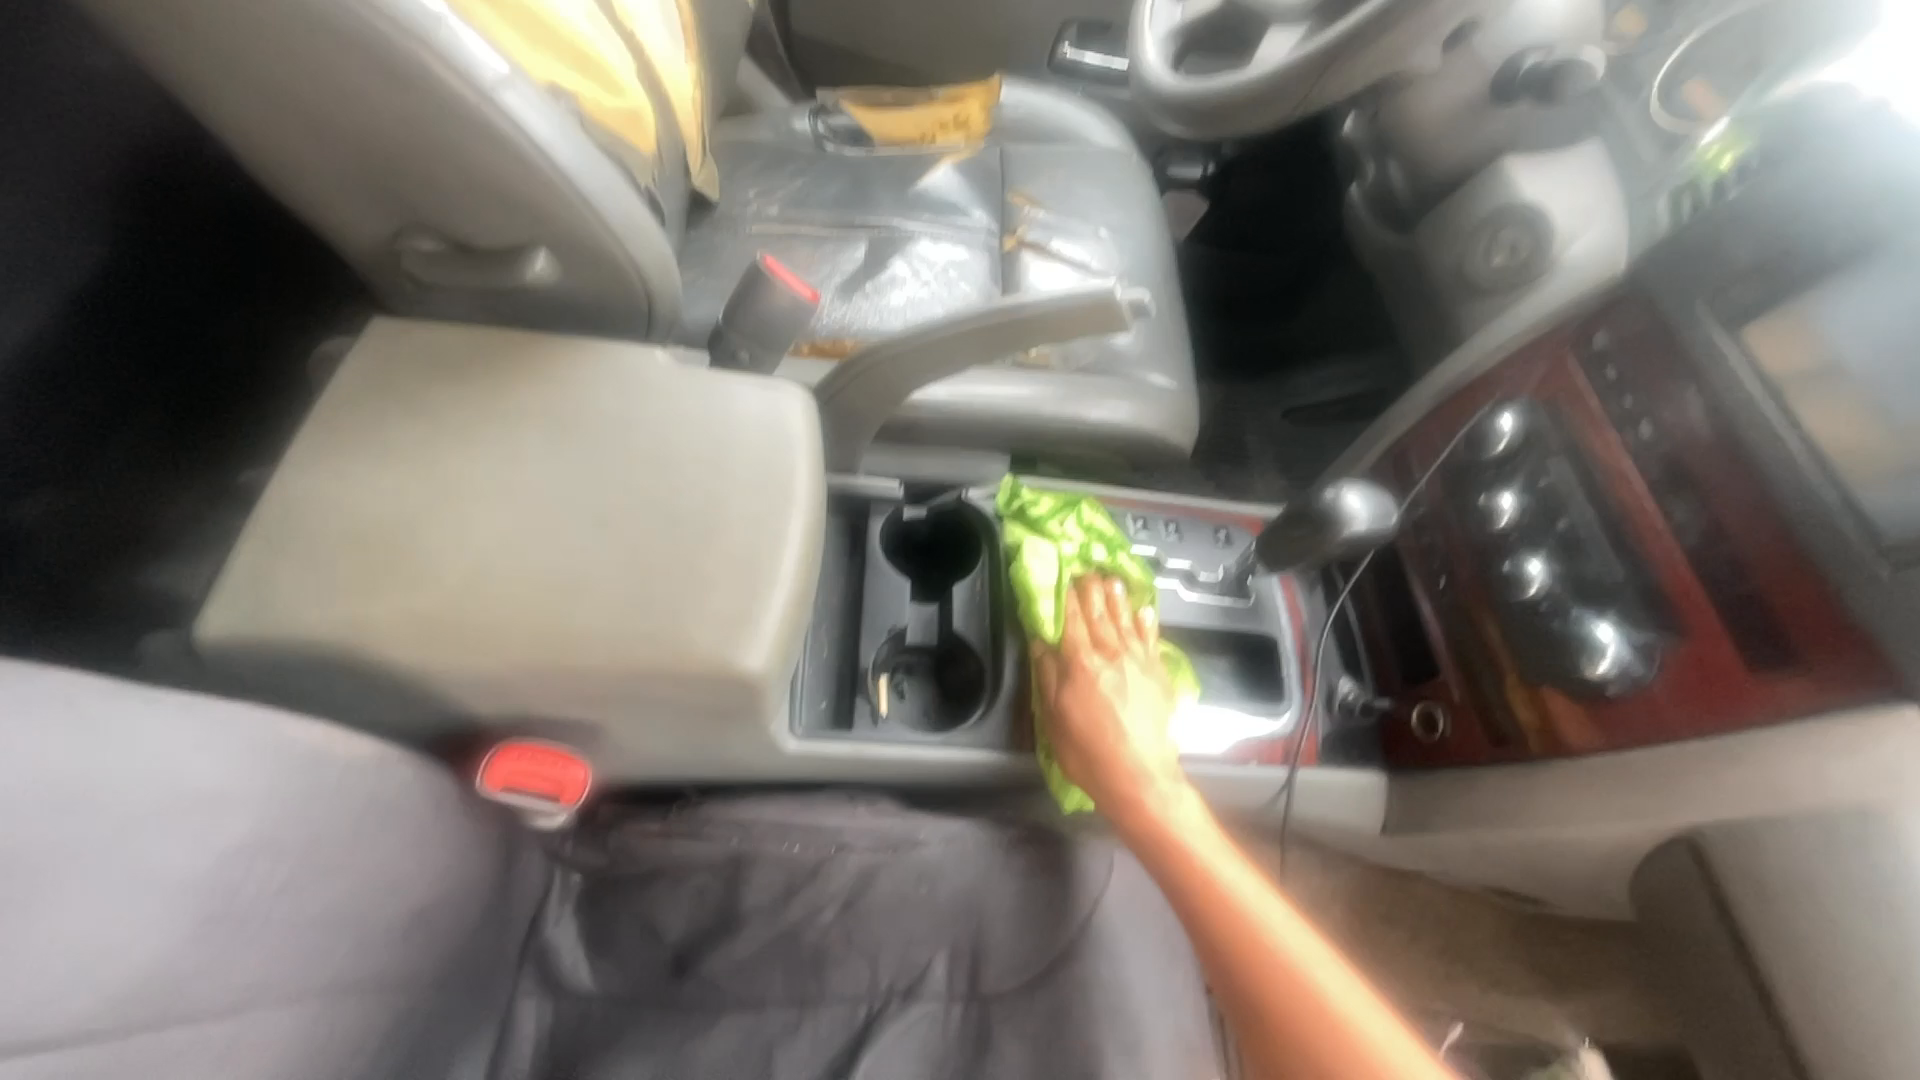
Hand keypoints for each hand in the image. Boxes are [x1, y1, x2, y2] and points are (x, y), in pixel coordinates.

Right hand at [1031, 574, 1194, 827]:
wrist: (1140, 777)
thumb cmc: (1088, 752)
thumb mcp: (1053, 717)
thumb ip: (1047, 675)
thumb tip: (1041, 641)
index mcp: (1080, 663)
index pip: (1070, 619)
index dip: (1065, 595)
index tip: (1061, 574)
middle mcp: (1110, 654)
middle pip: (1099, 613)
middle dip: (1090, 589)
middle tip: (1086, 569)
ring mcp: (1138, 662)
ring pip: (1125, 620)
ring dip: (1117, 598)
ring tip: (1112, 578)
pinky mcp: (1157, 674)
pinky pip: (1151, 639)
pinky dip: (1146, 622)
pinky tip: (1144, 610)